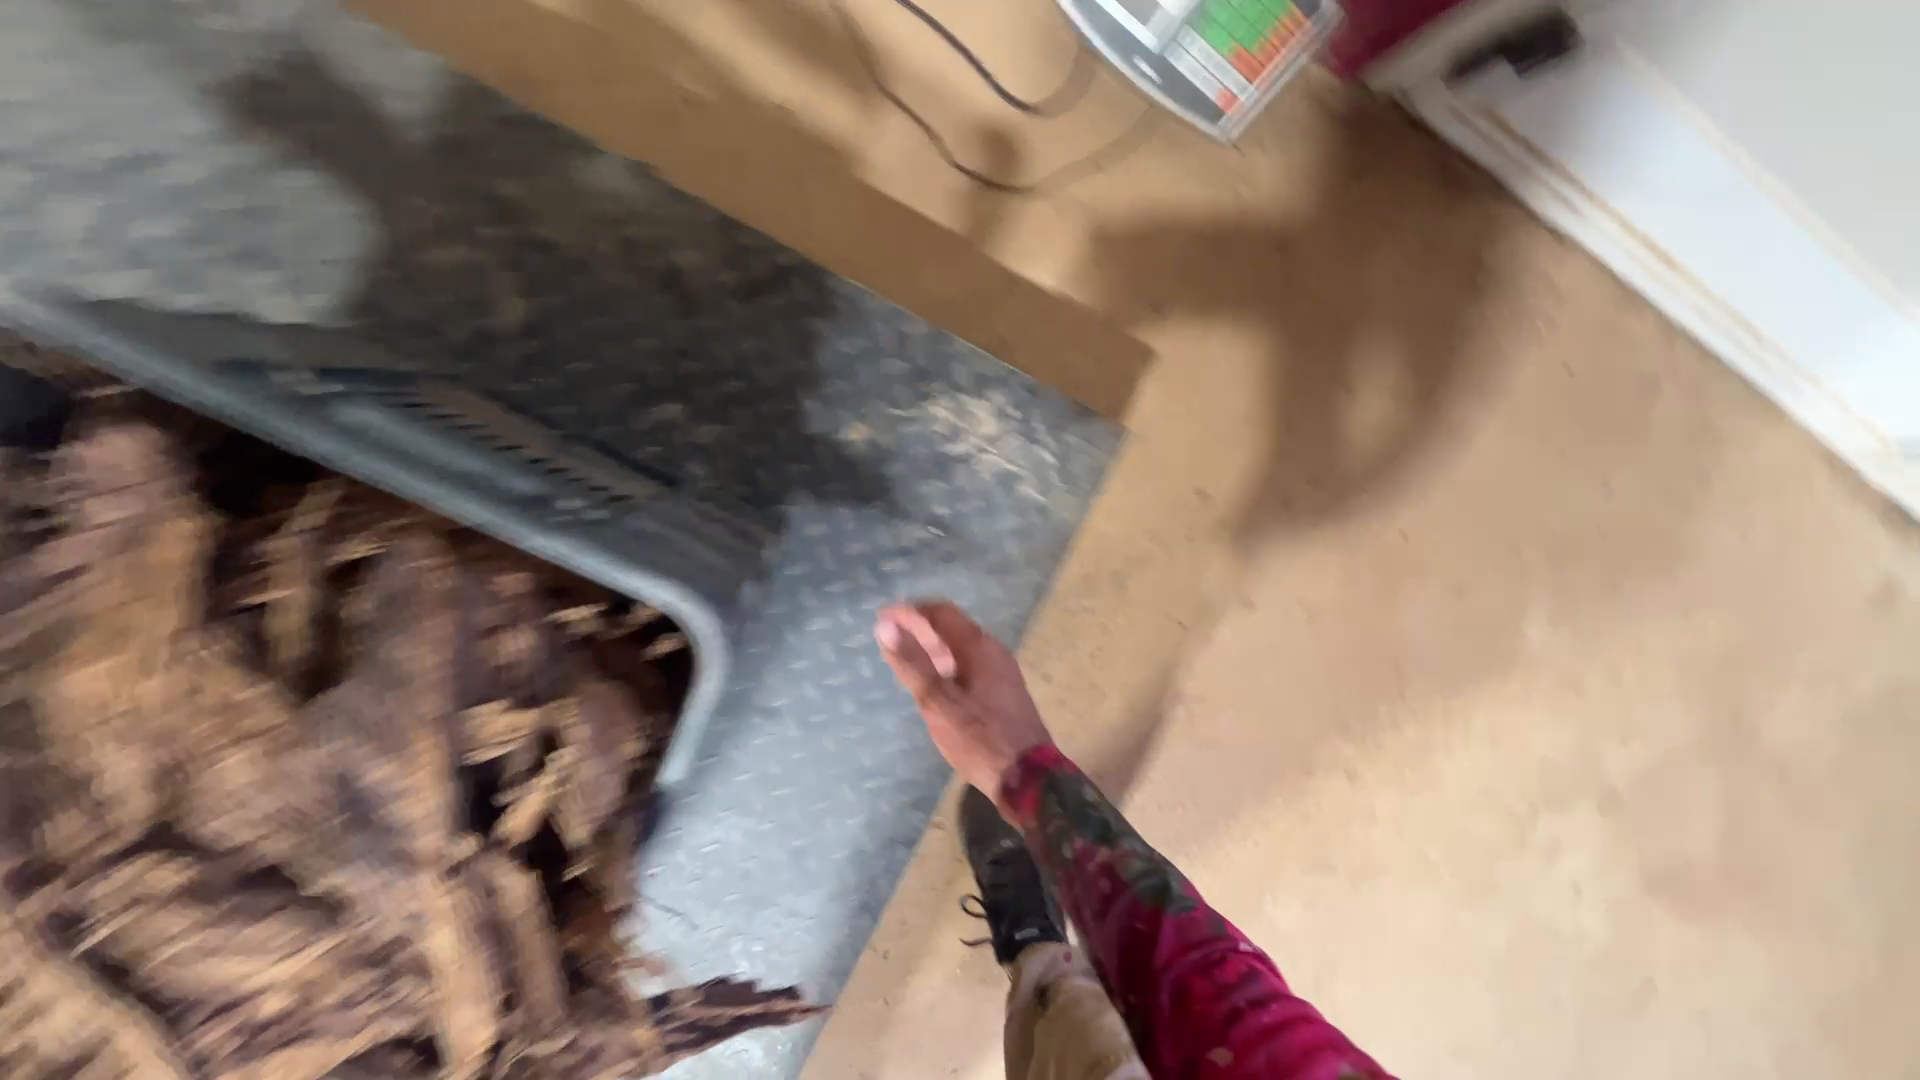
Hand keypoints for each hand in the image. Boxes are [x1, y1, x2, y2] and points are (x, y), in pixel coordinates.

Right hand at [874, 601, 1052, 809]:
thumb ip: (912, 663)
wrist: (1028, 778)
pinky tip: (932, 682)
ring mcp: (1001, 671)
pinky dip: (945, 664)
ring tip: (904, 656)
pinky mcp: (1002, 691)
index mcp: (978, 647)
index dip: (910, 611)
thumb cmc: (979, 738)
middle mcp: (993, 651)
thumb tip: (886, 625)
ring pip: (960, 648)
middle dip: (919, 627)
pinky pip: (968, 665)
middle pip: (951, 627)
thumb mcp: (938, 702)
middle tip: (888, 636)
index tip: (883, 618)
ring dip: (931, 646)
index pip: (940, 612)